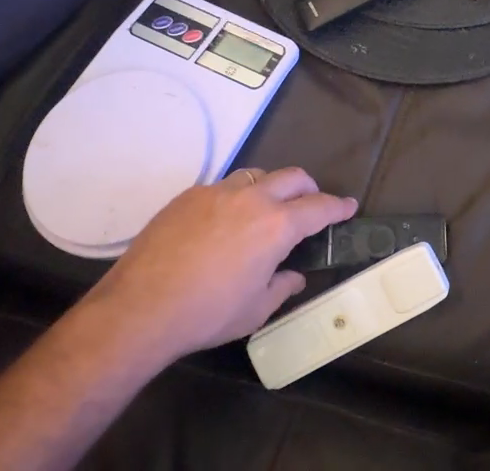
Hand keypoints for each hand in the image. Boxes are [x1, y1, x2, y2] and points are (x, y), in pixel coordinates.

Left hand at [78, 167, 357, 366]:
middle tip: (311, 206)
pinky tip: (222, 225)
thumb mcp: (255, 310)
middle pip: (292, 177)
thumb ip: (281, 287)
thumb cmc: (207, 314)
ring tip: (265, 212)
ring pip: (256, 175)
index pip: (319, 208)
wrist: (140, 309)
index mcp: (277, 226)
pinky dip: (234, 199)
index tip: (349, 207)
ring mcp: (217, 192)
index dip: (338, 207)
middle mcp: (252, 198)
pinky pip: (222, 188)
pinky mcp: (188, 196)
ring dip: (270, 188)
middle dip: (309, 189)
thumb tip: (293, 275)